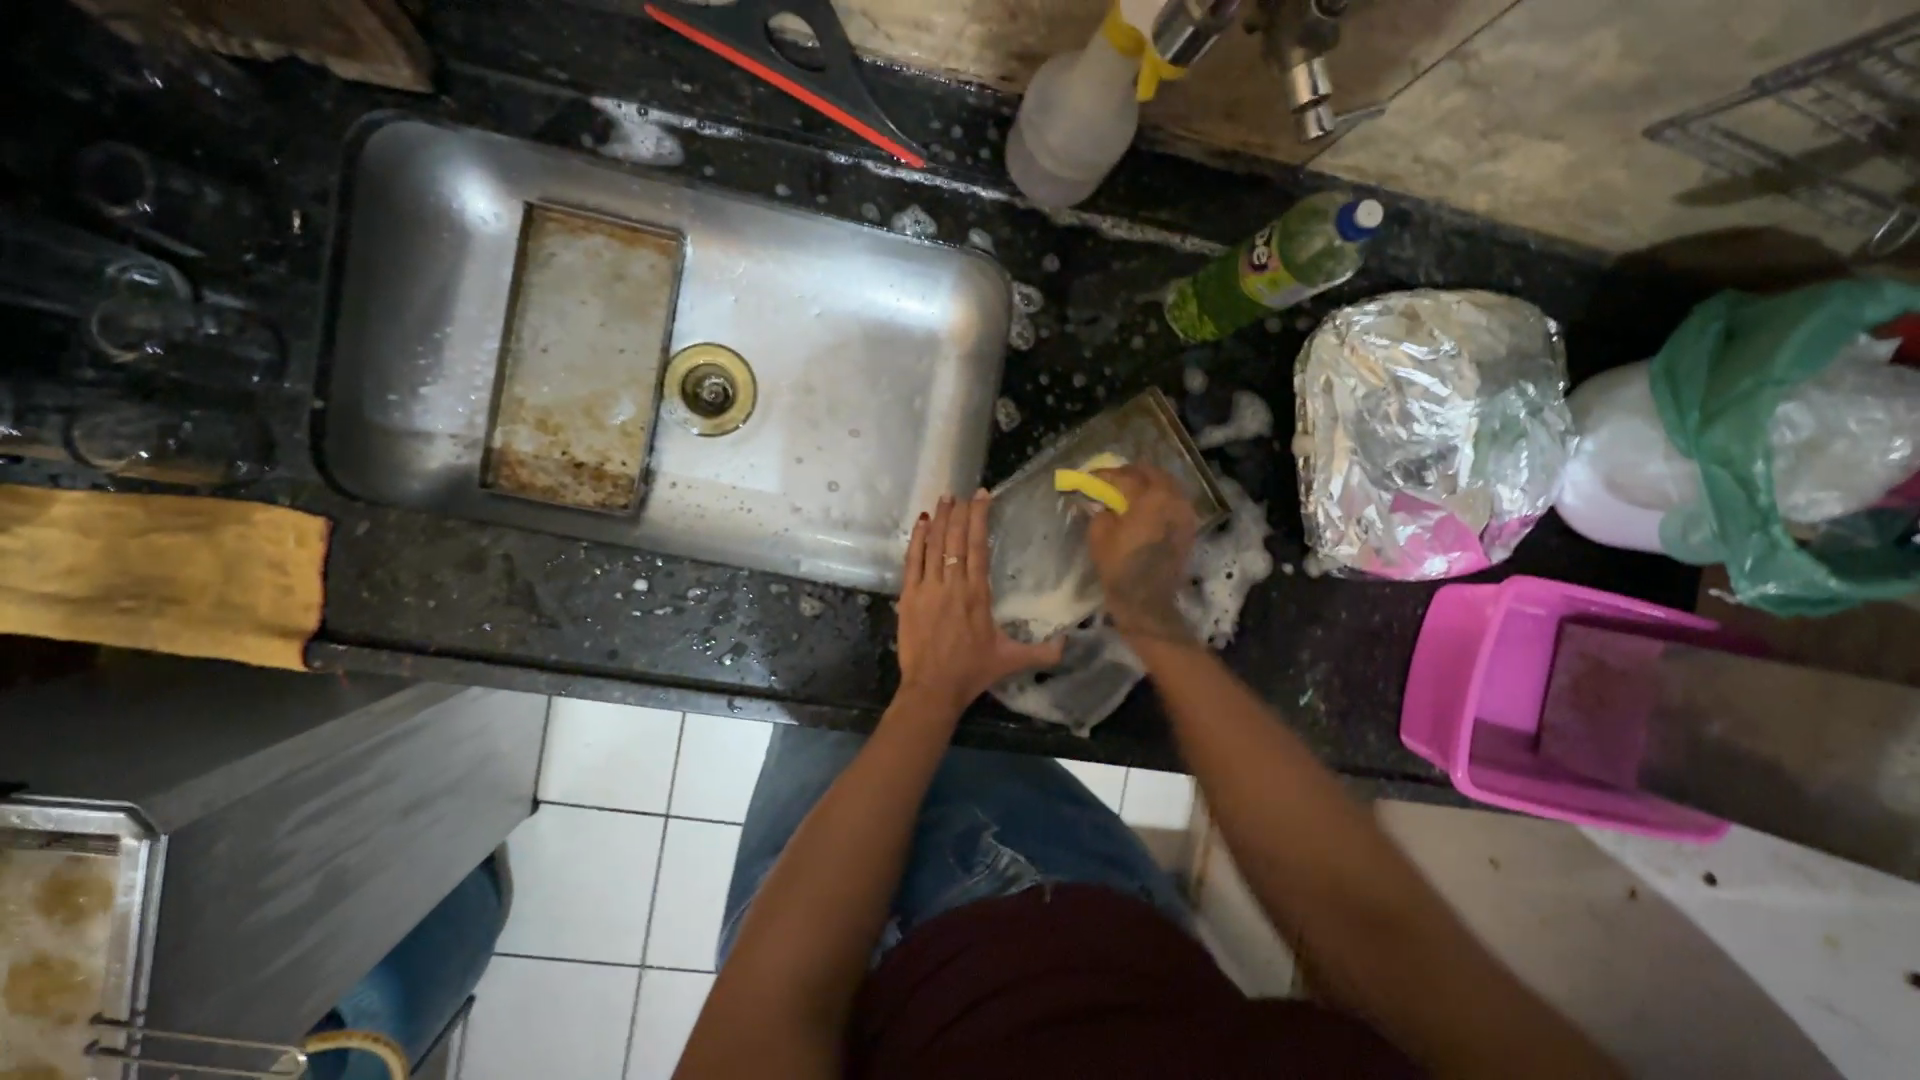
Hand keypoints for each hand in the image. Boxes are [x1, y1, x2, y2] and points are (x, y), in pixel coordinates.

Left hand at [896, 490, 1064, 713]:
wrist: (932, 688)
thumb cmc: (972, 672)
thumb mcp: (1011, 660)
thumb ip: (1042, 651)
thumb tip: (1069, 645)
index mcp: (977, 594)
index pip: (978, 546)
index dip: (979, 518)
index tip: (982, 496)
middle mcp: (952, 585)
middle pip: (955, 539)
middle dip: (959, 512)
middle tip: (962, 493)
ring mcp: (927, 589)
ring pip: (933, 545)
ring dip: (938, 520)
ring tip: (943, 499)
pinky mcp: (908, 597)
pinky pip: (912, 561)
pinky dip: (917, 540)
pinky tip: (921, 525)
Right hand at [1086, 465, 1198, 643]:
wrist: (1147, 600)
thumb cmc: (1120, 567)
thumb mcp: (1099, 535)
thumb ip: (1100, 511)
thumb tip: (1102, 503)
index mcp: (1150, 497)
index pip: (1125, 476)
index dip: (1105, 474)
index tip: (1091, 476)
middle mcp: (1173, 499)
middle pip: (1153, 473)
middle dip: (1132, 472)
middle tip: (1114, 478)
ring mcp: (1185, 513)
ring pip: (1168, 485)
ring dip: (1149, 482)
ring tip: (1132, 489)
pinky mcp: (1189, 528)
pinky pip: (1176, 501)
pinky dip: (1161, 497)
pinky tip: (1148, 505)